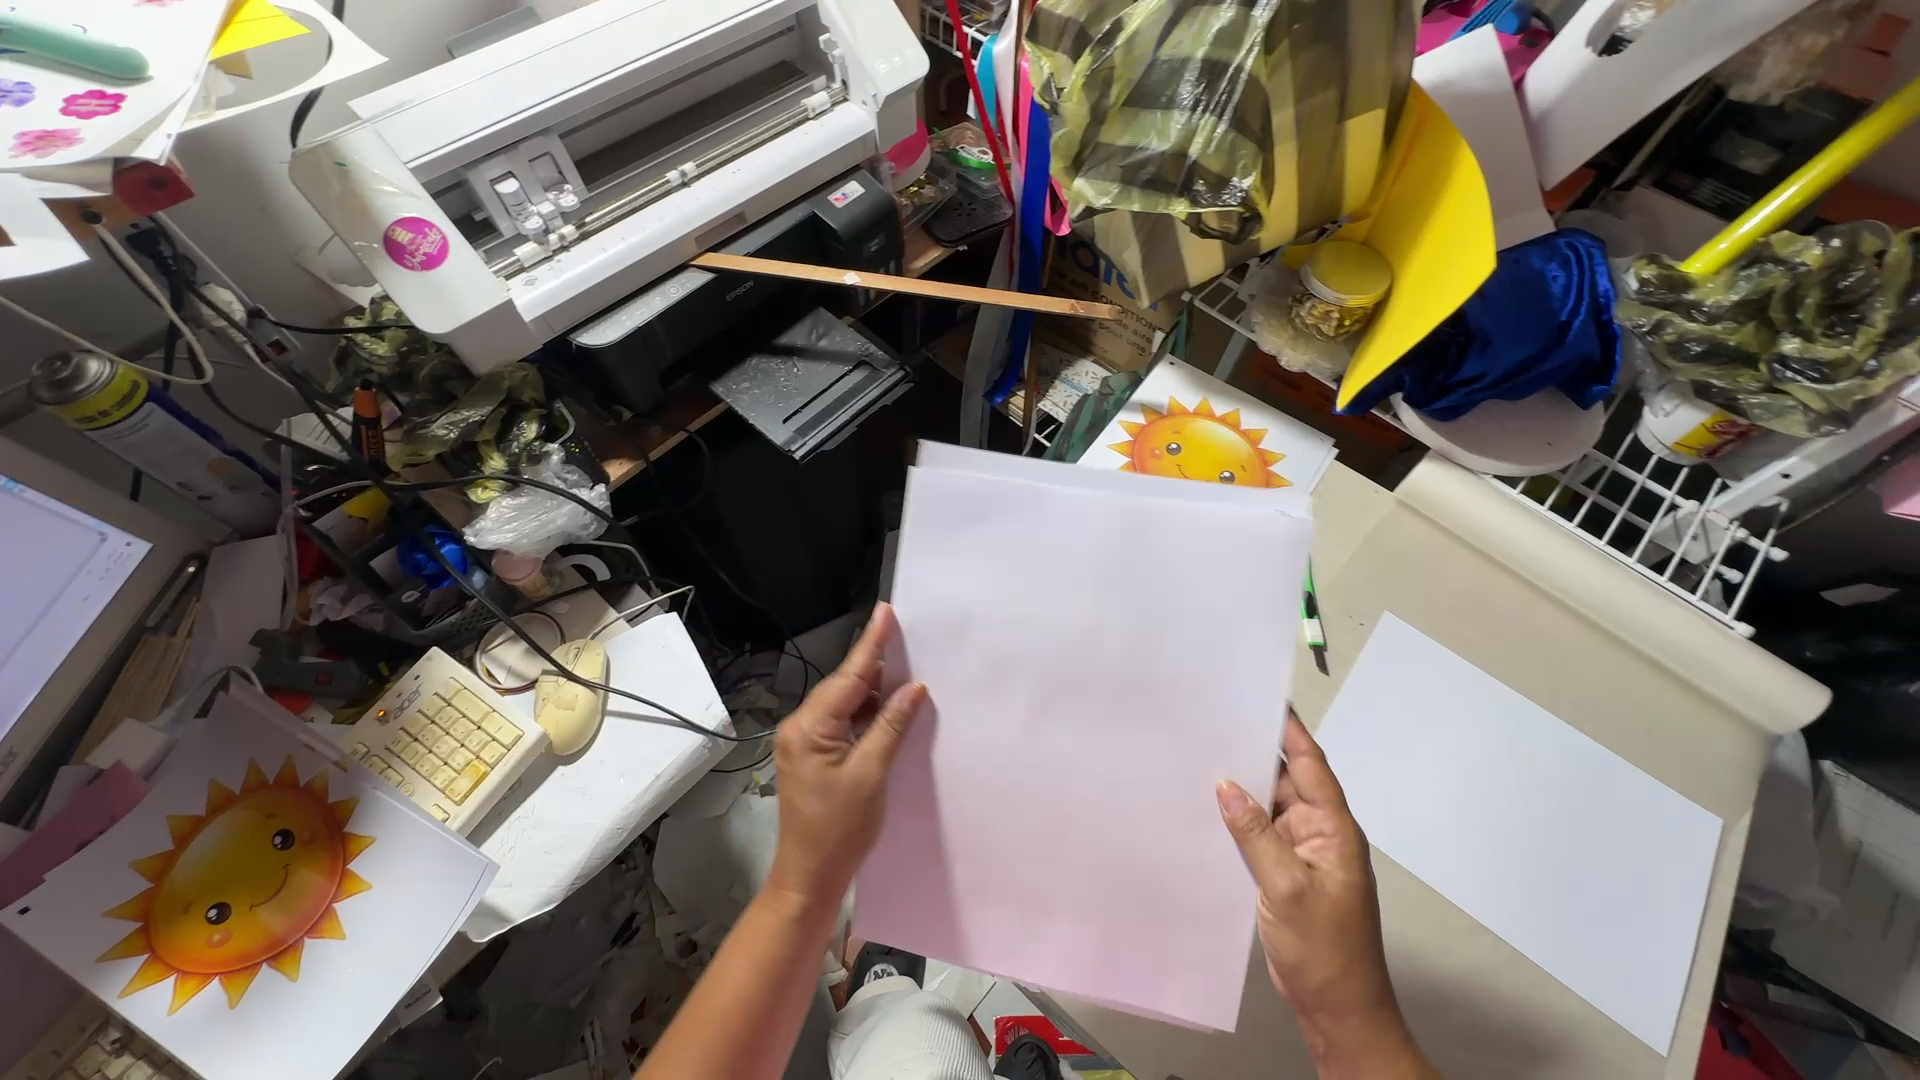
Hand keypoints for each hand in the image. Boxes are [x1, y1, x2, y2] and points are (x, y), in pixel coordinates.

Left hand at [765, 603, 927, 909]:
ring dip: (872, 693)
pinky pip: (841, 722)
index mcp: (810, 728)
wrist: (810, 875)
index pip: (848, 677)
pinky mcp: (812, 755)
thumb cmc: (841, 829)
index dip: (871, 644)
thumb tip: (912, 689)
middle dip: (875, 667)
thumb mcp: (872, 773)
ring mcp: (804, 741)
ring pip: (844, 704)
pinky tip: (887, 710)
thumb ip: (891, 725)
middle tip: (907, 642)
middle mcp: (800, 727)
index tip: (885, 612)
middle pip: (844, 687)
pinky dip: (865, 715)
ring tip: (905, 674)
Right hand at [1217, 714, 1422, 1072]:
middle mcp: (1317, 834)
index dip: (1290, 730)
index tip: (1266, 696)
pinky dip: (1235, 820)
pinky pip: (1256, 834)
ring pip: (1267, 807)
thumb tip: (1225, 786)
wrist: (1337, 1008)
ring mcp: (1299, 854)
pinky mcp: (1282, 873)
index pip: (1311, 765)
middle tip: (1214, 720)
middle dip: (1255, 751)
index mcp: (1333, 829)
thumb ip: (1255, 834)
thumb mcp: (1287, 887)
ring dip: (1241, 786)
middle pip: (1286, 780)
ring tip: (1200, 754)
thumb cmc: (1324, 949)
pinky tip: (1205, 808)